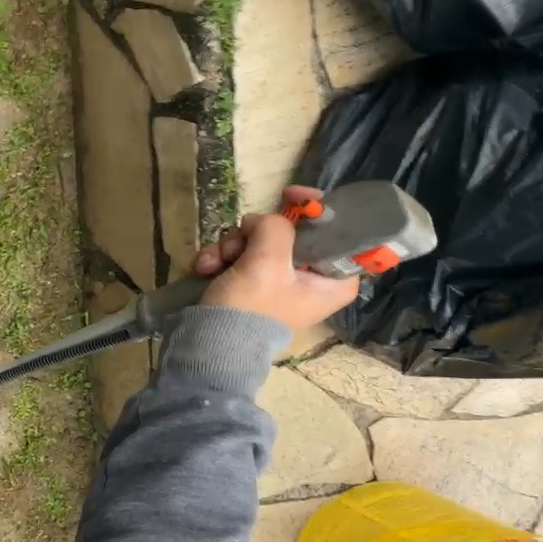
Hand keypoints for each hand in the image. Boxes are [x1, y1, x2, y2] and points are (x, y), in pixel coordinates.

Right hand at [194, 185, 360, 330]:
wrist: (206, 346)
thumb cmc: (248, 309)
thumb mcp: (265, 264)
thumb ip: (274, 229)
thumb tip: (260, 219)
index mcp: (334, 278)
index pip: (339, 231)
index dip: (316, 209)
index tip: (289, 195)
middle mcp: (308, 279)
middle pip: (287, 235)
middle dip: (253, 236)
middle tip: (236, 246)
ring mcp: (274, 283)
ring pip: (254, 244)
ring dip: (228, 247)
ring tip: (212, 264)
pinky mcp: (244, 286)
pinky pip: (234, 258)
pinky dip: (216, 259)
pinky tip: (204, 270)